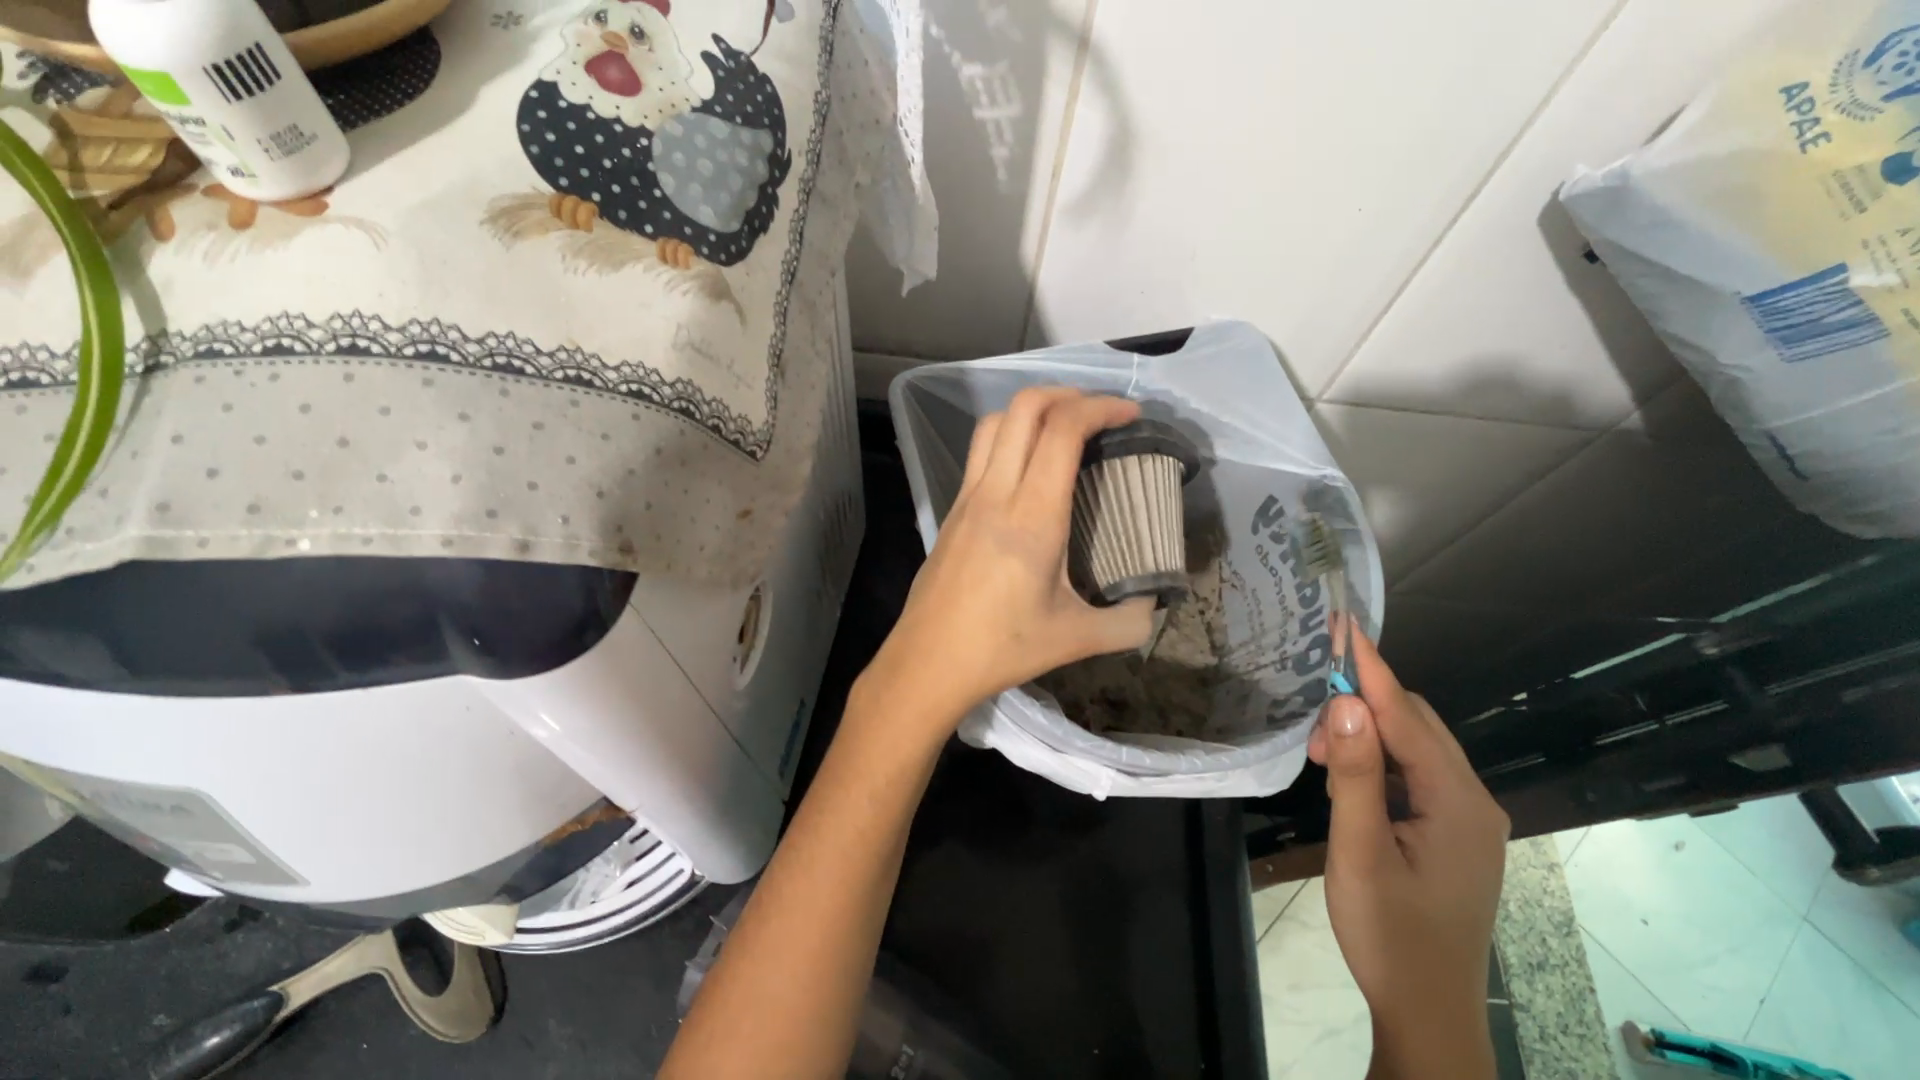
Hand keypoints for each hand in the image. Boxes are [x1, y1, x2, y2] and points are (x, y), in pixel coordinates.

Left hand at [860, 387, 1155, 734]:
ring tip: (1065, 427)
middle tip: (1101, 412)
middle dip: (1068, 394)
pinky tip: (1031, 468)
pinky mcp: (951, 511)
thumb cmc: (1002, 649)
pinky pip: (979, 452)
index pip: (1062, 431)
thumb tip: (1154, 607)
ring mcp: (967, 499)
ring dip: (1033, 410)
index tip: (1131, 415)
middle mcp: (995, 494)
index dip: (1100, 408)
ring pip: (994, 424)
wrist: (927, 662)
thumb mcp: (1076, 639)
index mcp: (1032, 517)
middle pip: (1024, 409)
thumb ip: (1127, 623)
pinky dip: (1010, 437)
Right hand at [1308, 625, 1509, 1076]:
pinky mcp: (1457, 836)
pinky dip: (1382, 764)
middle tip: (1309, 713)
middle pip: (1419, 726)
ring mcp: (1470, 820)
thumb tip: (1344, 704)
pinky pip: (1419, 778)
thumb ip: (1356, 776)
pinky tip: (1350, 779)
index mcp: (1458, 801)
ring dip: (1371, 737)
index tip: (1342, 625)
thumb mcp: (1360, 853)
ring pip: (1418, 751)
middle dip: (1364, 706)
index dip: (1370, 670)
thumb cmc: (1389, 935)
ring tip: (1321, 754)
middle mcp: (1475, 800)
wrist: (1428, 1011)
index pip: (1407, 716)